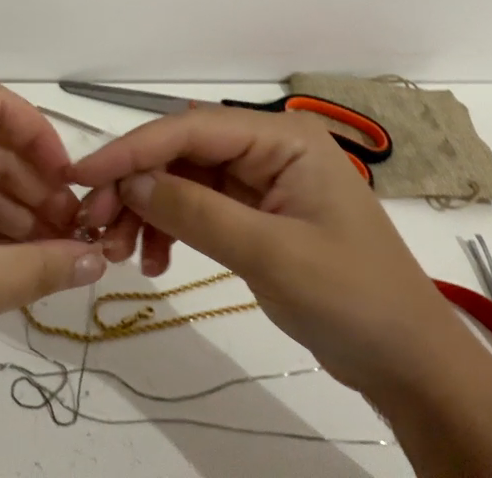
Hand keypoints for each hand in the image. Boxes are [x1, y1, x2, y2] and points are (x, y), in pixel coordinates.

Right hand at [69, 107, 474, 396]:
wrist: (408, 363)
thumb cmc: (352, 299)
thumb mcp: (270, 254)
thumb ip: (195, 211)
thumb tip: (128, 182)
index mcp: (282, 139)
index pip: (191, 129)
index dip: (132, 149)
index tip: (83, 176)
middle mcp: (269, 149)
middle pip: (182, 152)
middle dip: (135, 185)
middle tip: (95, 225)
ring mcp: (263, 182)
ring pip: (183, 181)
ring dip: (147, 211)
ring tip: (119, 253)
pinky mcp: (258, 215)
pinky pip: (198, 208)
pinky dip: (170, 230)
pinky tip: (156, 262)